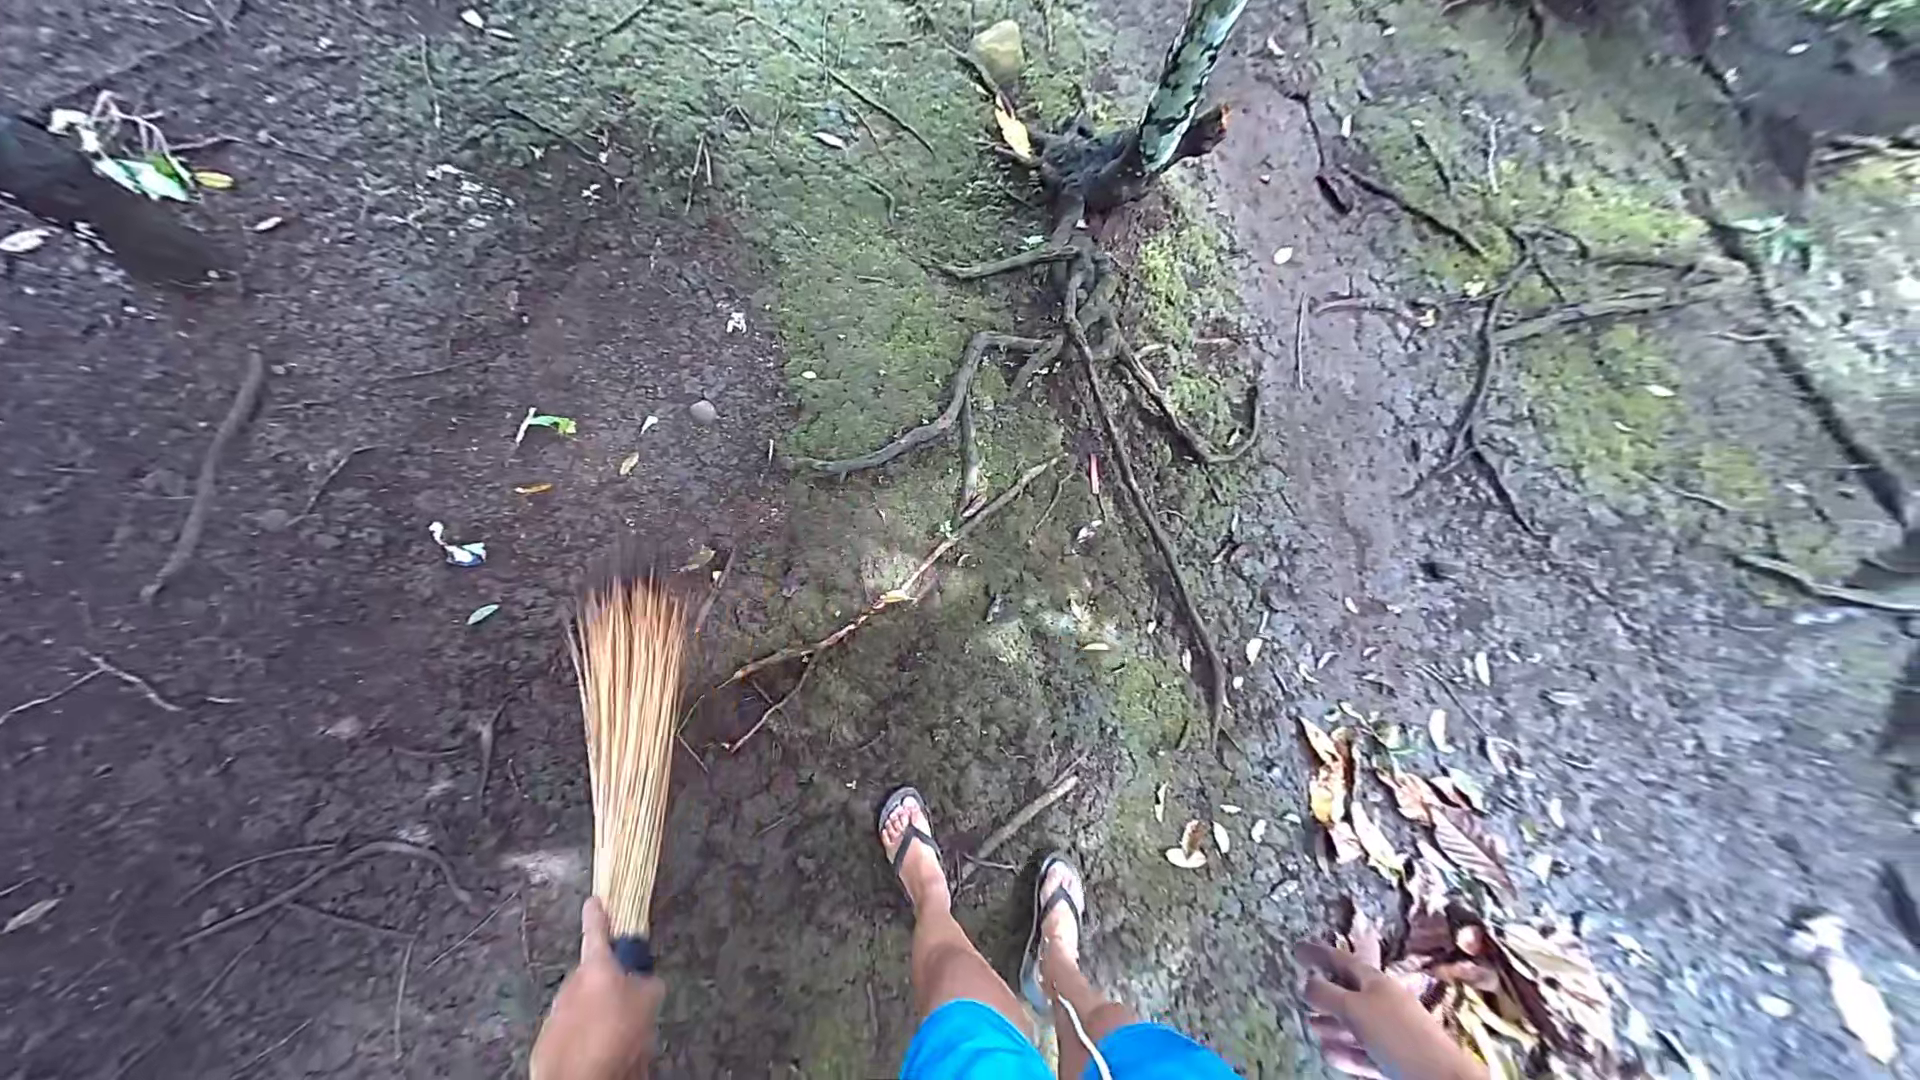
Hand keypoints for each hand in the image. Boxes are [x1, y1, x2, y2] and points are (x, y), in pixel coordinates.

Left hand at [530, 898, 666, 1079]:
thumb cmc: (617, 1033)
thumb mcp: (649, 999)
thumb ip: (647, 980)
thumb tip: (643, 979)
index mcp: (596, 967)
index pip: (596, 931)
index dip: (597, 914)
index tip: (593, 899)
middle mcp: (571, 985)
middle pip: (592, 973)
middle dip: (607, 981)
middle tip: (626, 997)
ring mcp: (555, 1015)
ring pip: (581, 1003)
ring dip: (597, 1010)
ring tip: (615, 1030)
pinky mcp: (544, 1045)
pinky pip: (570, 1030)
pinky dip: (583, 1034)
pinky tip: (598, 1049)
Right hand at [1295, 938, 1480, 1079]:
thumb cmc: (1397, 1036)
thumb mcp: (1355, 1009)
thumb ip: (1326, 994)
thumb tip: (1306, 984)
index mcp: (1375, 982)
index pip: (1340, 959)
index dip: (1317, 953)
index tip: (1296, 949)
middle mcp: (1384, 1002)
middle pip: (1348, 993)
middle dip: (1324, 995)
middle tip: (1301, 997)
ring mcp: (1393, 1033)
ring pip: (1355, 1024)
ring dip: (1332, 1026)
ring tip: (1312, 1029)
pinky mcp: (1398, 1061)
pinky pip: (1365, 1051)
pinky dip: (1347, 1051)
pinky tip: (1330, 1055)